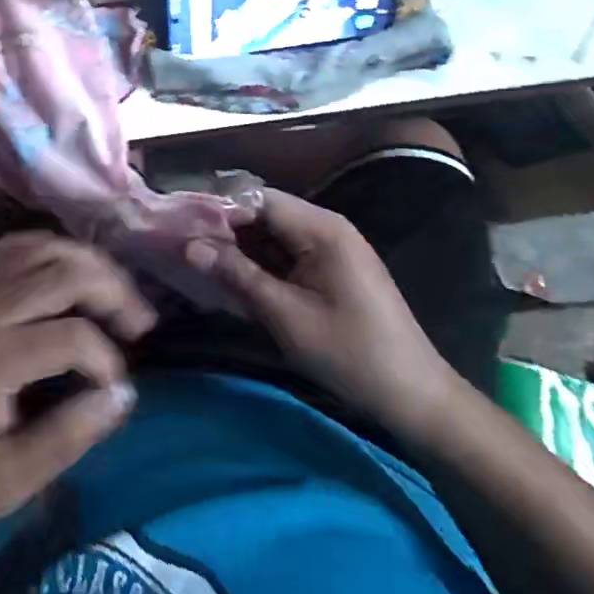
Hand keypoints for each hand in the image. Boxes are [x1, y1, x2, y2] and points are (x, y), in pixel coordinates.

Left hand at [0, 232, 155, 530]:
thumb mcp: (6, 482)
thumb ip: (68, 438)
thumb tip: (123, 394)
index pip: (74, 336)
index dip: (108, 362)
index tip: (113, 393)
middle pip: (67, 272)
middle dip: (115, 293)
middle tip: (142, 324)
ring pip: (46, 247)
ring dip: (90, 264)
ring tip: (117, 295)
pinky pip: (19, 246)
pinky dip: (55, 249)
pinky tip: (73, 272)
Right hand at [185, 189, 458, 429]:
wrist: (414, 396)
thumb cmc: (351, 353)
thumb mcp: (286, 315)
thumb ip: (237, 276)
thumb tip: (189, 246)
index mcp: (321, 228)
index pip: (258, 198)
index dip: (218, 207)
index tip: (180, 224)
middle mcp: (326, 227)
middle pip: (263, 213)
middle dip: (224, 229)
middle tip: (181, 245)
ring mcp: (329, 249)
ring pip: (271, 236)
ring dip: (238, 248)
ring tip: (195, 261)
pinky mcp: (329, 270)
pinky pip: (285, 256)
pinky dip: (258, 265)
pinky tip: (229, 280)